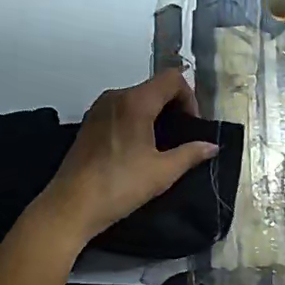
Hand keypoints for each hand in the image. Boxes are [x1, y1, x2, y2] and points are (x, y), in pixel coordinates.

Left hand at [34, 69, 220, 244]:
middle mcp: (115, 96)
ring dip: (154, 113)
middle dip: (173, 106)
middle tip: (182, 136)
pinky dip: (136, 119)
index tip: (192, 126)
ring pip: (136, 98)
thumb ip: (191, 154)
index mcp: (135, 101)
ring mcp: (98, 108)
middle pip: (154, 87)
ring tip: (162, 144)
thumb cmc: (120, 185)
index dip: (190, 97)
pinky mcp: (89, 122)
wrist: (72, 205)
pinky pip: (120, 109)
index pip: (172, 79)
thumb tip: (212, 146)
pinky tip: (138, 148)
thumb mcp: (162, 172)